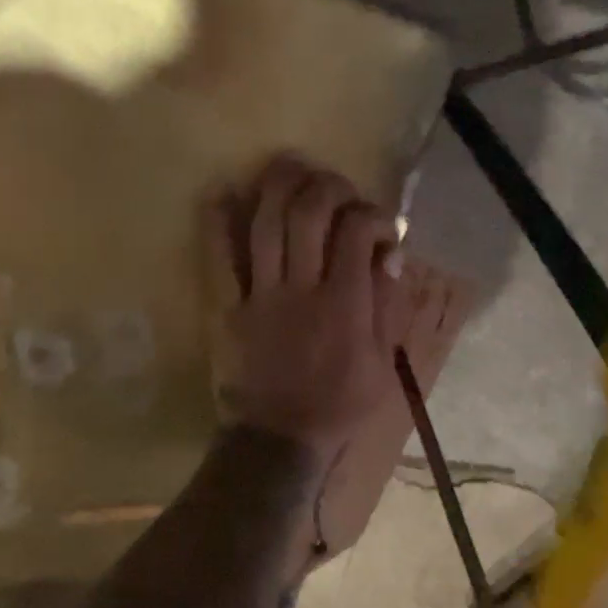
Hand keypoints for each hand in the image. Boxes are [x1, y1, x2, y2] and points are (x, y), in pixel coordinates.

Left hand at [205, 156, 407, 453]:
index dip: (370, 212)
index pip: (358, 230)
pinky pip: (219, 259)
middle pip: (309, 212)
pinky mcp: (227, 309)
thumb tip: (389, 252)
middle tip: (331, 185)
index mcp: (345, 303)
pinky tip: (222, 192)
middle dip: (324, 184)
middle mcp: (302, 289)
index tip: (376, 224)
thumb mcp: (380, 365)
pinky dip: (218, 222)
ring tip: (286, 167)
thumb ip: (386, 305)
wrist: (278, 441)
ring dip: (276, 185)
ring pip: (265, 223)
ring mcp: (260, 297)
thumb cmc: (336, 408)